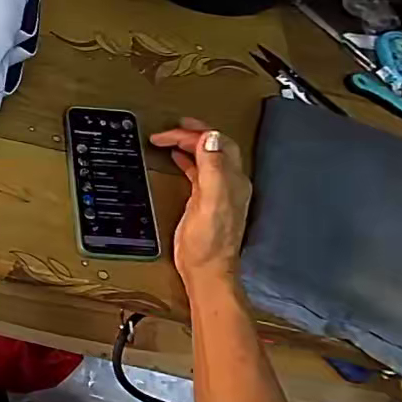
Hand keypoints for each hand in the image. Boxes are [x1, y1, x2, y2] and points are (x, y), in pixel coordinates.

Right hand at [150, 118, 251, 288]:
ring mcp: (218, 192)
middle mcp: (228, 182)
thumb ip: (212, 168)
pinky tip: (177, 159)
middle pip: (213, 146)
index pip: (216, 142)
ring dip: (189, 144)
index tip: (173, 130)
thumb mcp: (211, 201)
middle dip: (192, 133)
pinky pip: (198, 172)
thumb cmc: (209, 243)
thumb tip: (210, 137)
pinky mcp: (205, 201)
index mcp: (232, 179)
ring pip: (205, 157)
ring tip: (170, 138)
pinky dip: (187, 160)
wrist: (207, 272)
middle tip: (170, 129)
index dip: (195, 132)